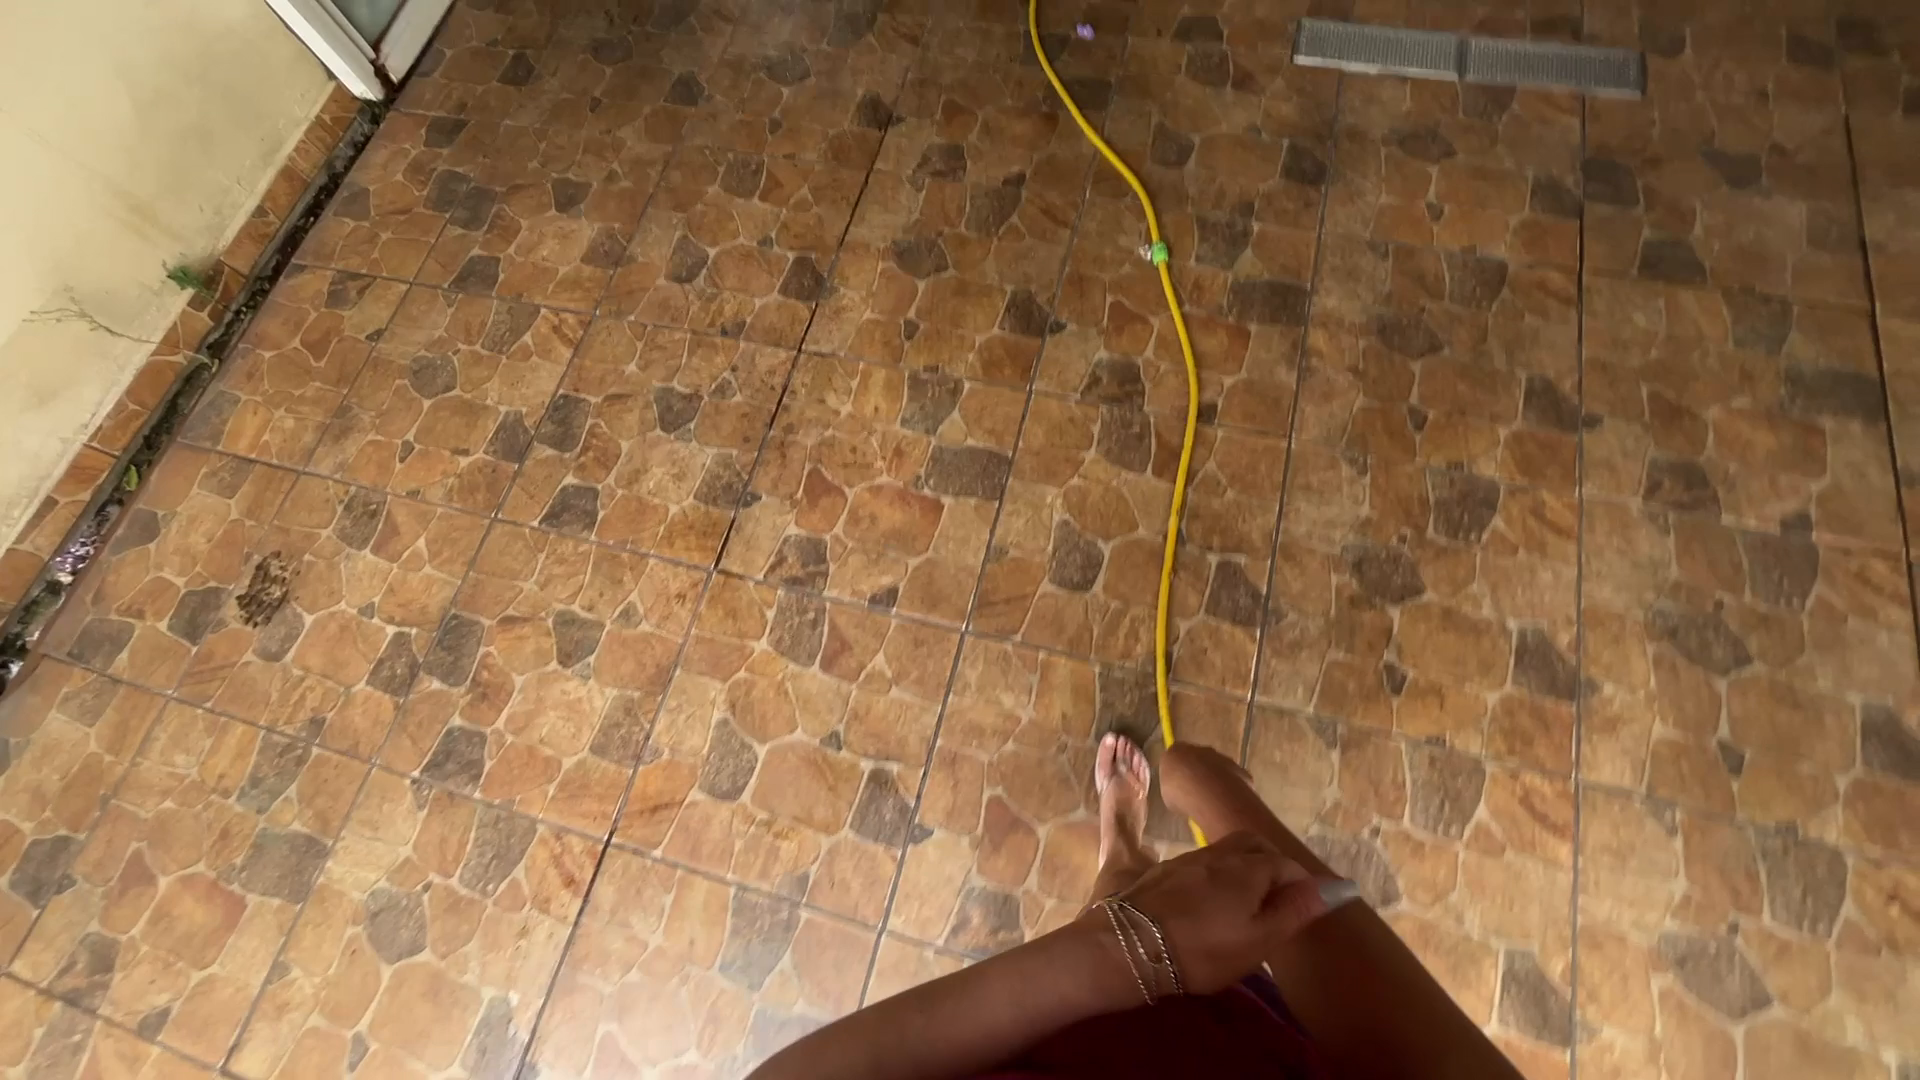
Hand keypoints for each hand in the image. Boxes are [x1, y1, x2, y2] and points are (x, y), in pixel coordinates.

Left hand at [1105, 831, 1331, 995]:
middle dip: (1272, 861)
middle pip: (1253, 843)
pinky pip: (1202, 862)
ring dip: (1243, 866)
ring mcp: (1187, 858)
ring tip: (1248, 900)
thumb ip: (1294, 911)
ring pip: (1225, 851)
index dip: (1302, 883)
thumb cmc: (1204, 949)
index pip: (1285, 863)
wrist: (1131, 944)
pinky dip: (1218, 873)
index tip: (1307, 904)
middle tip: (1280, 894)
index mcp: (1246, 868)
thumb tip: (1334, 887)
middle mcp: (1217, 853)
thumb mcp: (1259, 940)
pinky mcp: (1165, 870)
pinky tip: (1212, 900)